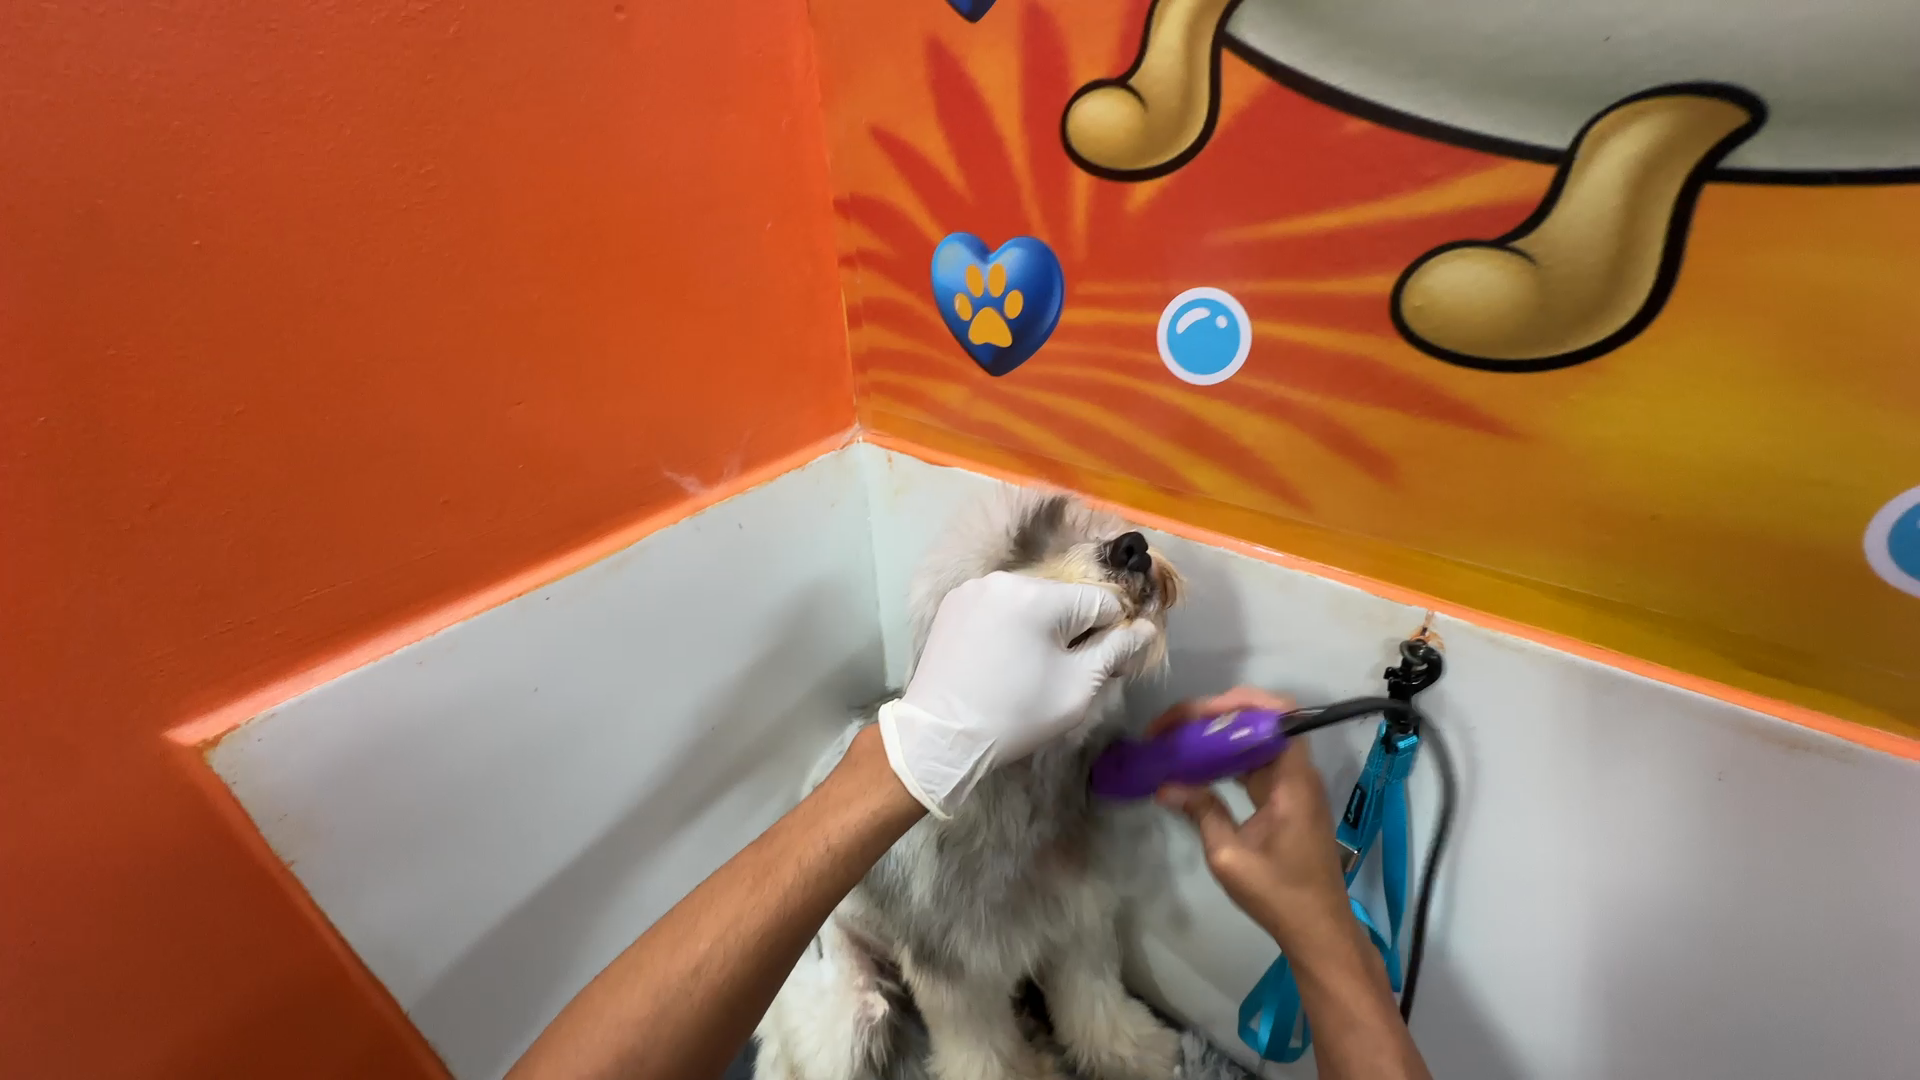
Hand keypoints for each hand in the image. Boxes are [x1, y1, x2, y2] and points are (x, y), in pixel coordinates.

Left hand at [880, 571, 1159, 817]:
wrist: (939, 734)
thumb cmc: (1015, 714)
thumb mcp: (1076, 688)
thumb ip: (1115, 652)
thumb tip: (1145, 628)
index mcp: (1038, 595)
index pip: (1100, 601)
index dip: (1109, 634)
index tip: (1097, 666)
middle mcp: (1005, 578)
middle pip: (1064, 597)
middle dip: (1072, 629)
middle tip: (1060, 672)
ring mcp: (974, 588)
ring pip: (1031, 600)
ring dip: (1041, 625)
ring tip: (1026, 667)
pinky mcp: (953, 603)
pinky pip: (1000, 605)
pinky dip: (1009, 624)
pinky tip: (1000, 657)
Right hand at [1151, 687, 1352, 948]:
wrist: (1318, 932)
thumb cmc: (1279, 894)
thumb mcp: (1229, 856)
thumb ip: (1201, 811)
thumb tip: (1164, 784)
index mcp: (1292, 781)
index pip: (1277, 716)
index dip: (1238, 704)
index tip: (1197, 713)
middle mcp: (1297, 773)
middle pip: (1262, 720)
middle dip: (1217, 713)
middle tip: (1176, 723)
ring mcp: (1291, 785)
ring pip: (1255, 739)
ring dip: (1218, 732)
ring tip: (1179, 736)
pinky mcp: (1284, 798)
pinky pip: (1253, 760)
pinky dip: (1225, 754)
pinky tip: (1196, 762)